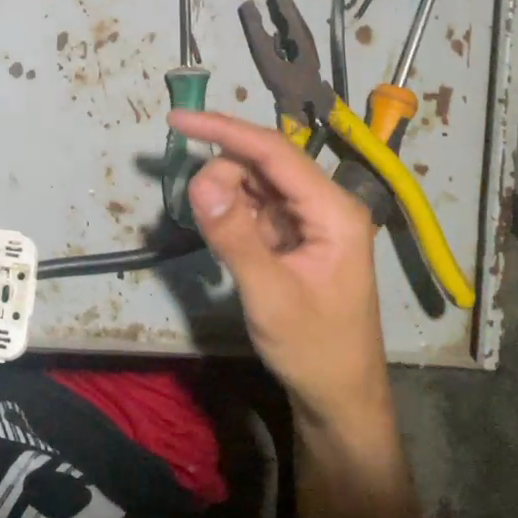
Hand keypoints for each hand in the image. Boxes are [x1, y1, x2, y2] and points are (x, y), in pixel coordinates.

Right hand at [168, 110, 390, 428]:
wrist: (340, 398)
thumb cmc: (314, 349)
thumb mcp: (270, 296)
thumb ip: (234, 237)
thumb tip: (198, 182)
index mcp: (333, 211)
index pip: (273, 152)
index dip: (224, 129)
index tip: (177, 118)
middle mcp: (325, 204)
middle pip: (263, 162)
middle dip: (221, 171)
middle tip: (196, 208)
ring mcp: (310, 219)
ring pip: (256, 181)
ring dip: (225, 192)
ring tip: (209, 226)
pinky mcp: (295, 235)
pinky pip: (256, 205)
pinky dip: (231, 210)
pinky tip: (221, 231)